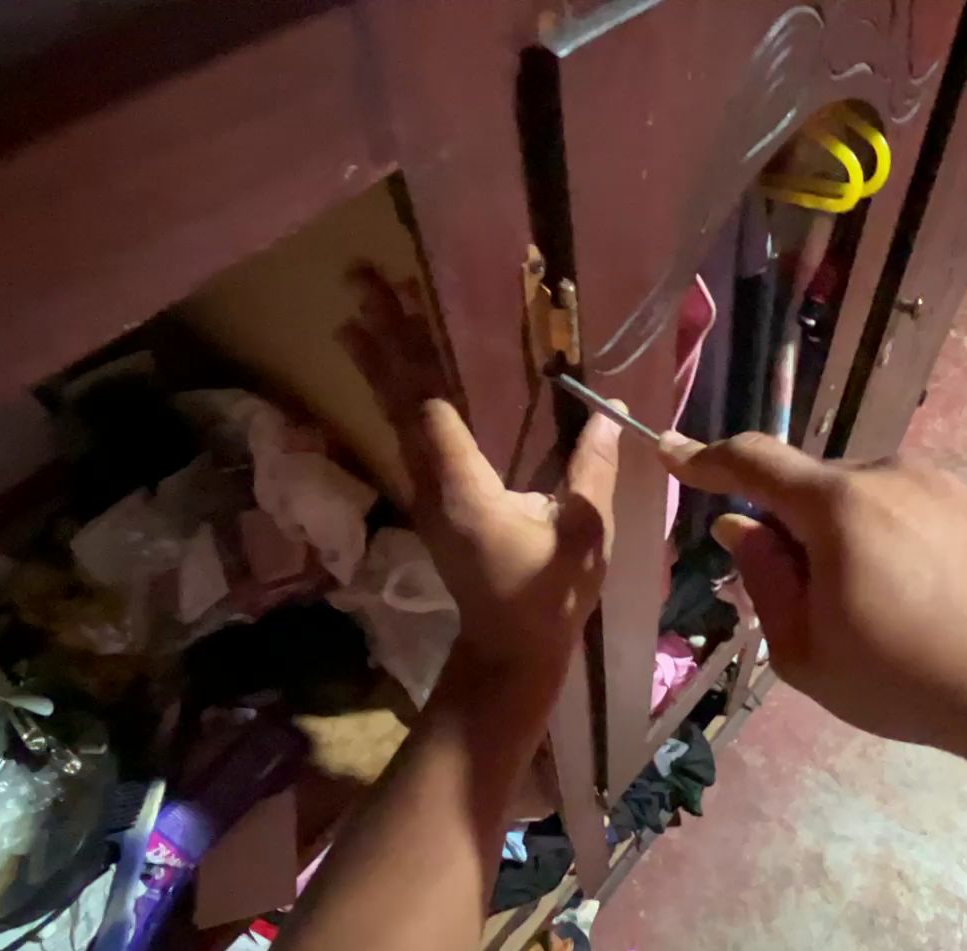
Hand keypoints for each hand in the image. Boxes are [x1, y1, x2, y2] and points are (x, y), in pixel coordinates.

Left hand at [339, 267, 620, 686]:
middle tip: (357, 285)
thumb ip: (593, 469)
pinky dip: (399, 400)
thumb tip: (608, 408)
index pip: (430, 405)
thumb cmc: (549, 596)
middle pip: (401, 402)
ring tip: (359, 320)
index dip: (410, 348)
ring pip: (397, 419)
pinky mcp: (434, 504)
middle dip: (382, 342)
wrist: (510, 649)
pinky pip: (410, 439)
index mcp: (465, 488)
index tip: (389, 299)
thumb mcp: (585, 534)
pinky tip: (397, 381)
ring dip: (382, 368)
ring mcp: (426, 496)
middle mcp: (431, 485)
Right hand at [659, 432, 966, 749]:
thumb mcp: (806, 652)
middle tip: (803, 603)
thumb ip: (763, 578)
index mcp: (838, 506)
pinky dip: (879, 541)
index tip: (670, 451)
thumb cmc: (908, 680)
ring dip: (836, 539)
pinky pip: (896, 509)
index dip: (705, 458)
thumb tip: (738, 527)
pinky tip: (912, 600)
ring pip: (853, 501)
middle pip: (806, 488)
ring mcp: (936, 484)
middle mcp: (886, 474)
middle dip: (787, 531)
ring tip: (869, 611)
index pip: (753, 462)